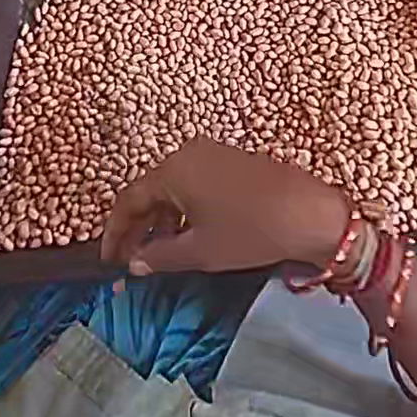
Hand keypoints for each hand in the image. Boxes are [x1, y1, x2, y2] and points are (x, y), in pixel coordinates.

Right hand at [100, 138, 350, 275]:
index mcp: (173, 170)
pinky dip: (183, 208)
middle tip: (128, 258)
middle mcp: (188, 154)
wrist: (308, 212)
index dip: (115, 232)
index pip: (130, 199)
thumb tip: (133, 263)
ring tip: (158, 252)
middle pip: (150, 190)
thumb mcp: (201, 250)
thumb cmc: (250, 230)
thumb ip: (160, 256)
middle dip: (137, 226)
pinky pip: (194, 182)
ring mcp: (211, 153)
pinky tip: (189, 233)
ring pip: (173, 187)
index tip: (108, 258)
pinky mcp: (230, 161)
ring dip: (161, 219)